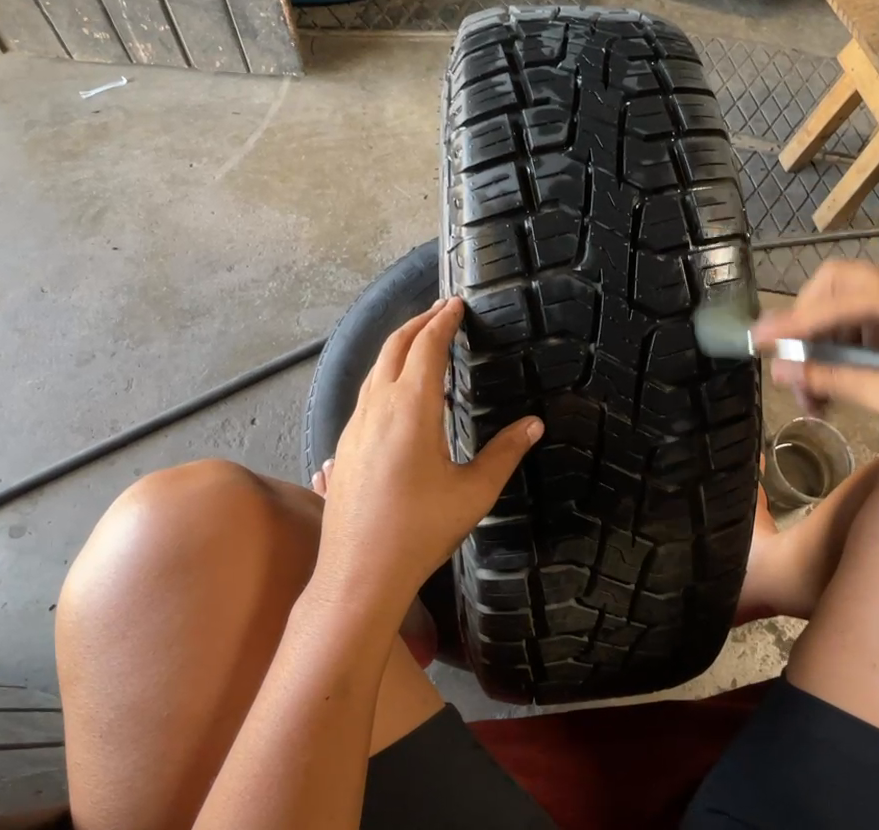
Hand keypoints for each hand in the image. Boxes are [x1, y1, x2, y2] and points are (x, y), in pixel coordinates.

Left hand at [313, 297, 541, 610]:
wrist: (358, 573)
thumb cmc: (420, 531)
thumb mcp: (474, 492)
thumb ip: (505, 453)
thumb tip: (534, 424)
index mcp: (412, 409)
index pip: (427, 347)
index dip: (443, 321)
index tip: (456, 305)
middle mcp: (378, 407)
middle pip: (394, 347)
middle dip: (418, 323)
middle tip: (441, 312)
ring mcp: (355, 426)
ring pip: (375, 370)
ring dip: (398, 347)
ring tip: (421, 343)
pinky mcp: (343, 446)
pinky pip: (365, 395)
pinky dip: (385, 376)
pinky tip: (397, 395)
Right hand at [752, 260, 878, 450]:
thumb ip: (835, 379)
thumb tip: (781, 370)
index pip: (845, 297)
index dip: (800, 318)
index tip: (762, 338)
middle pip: (834, 286)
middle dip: (805, 323)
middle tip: (790, 361)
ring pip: (832, 309)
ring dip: (812, 347)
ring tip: (808, 393)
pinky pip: (841, 329)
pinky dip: (825, 357)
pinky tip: (823, 391)